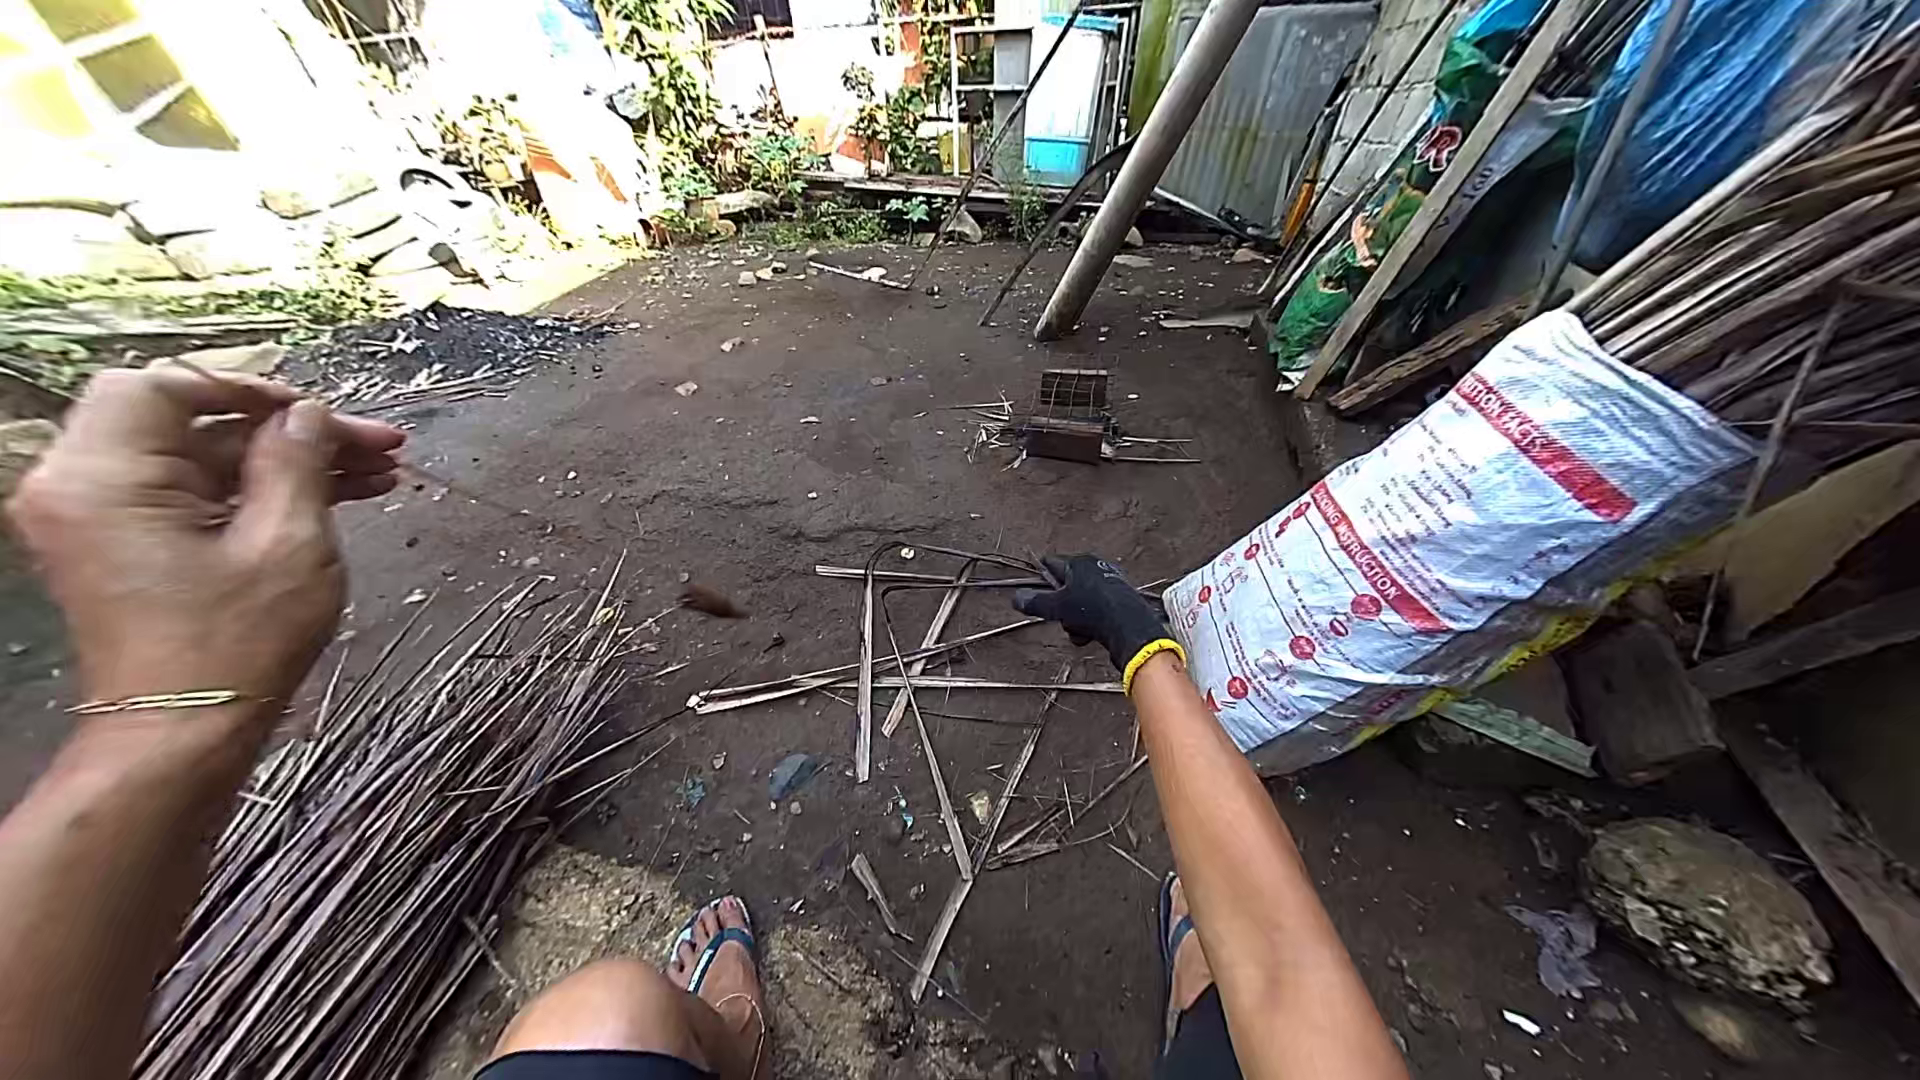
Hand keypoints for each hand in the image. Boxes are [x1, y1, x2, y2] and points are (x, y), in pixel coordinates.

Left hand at [5, 367, 404, 708]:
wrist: (195, 716)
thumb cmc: (243, 633)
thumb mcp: (289, 541)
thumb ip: (295, 465)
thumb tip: (309, 414)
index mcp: (106, 479)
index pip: (160, 389)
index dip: (247, 390)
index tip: (323, 414)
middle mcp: (91, 486)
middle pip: (200, 425)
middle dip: (297, 429)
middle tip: (384, 443)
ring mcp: (118, 515)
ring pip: (219, 458)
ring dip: (301, 458)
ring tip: (384, 468)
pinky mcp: (147, 539)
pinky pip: (216, 491)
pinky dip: (281, 487)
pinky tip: (353, 491)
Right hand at [1013, 554, 1174, 672]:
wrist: (1130, 626)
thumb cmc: (1091, 610)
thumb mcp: (1057, 607)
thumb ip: (1035, 602)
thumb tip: (1015, 598)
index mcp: (1078, 563)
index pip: (1051, 563)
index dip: (1040, 576)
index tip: (1033, 589)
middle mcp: (1095, 568)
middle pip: (1066, 586)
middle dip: (1060, 605)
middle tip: (1059, 618)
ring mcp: (1110, 584)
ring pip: (1080, 602)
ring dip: (1075, 619)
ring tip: (1078, 631)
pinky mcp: (1121, 600)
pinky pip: (1096, 611)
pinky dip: (1090, 624)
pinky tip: (1090, 636)